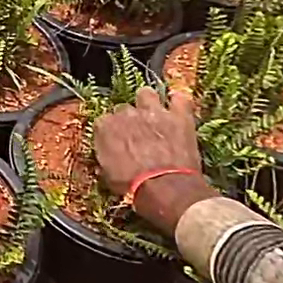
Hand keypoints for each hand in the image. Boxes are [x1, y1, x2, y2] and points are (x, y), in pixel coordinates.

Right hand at [93, 87, 217, 235]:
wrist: (163, 188)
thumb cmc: (131, 186)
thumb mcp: (107, 174)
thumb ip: (105, 155)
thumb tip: (108, 155)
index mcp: (105, 126)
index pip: (103, 121)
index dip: (111, 133)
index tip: (116, 143)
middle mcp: (126, 113)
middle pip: (124, 109)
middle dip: (129, 119)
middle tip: (137, 134)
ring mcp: (153, 112)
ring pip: (146, 94)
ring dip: (148, 102)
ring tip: (154, 115)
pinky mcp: (178, 116)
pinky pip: (179, 99)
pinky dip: (178, 103)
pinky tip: (178, 110)